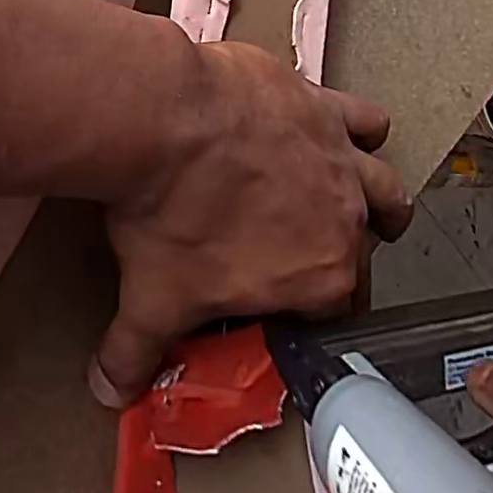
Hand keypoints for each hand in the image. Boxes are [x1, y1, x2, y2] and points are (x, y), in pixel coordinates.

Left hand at [88, 41, 410, 406]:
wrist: (165, 120)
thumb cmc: (169, 209)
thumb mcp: (149, 296)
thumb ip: (132, 353)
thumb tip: (108, 390)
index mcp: (319, 276)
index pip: (334, 306)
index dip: (309, 304)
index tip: (283, 293)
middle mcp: (344, 216)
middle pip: (364, 244)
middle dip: (345, 251)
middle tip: (309, 242)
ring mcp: (337, 154)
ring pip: (384, 183)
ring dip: (376, 194)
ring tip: (360, 193)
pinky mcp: (317, 102)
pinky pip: (359, 116)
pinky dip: (351, 123)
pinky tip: (325, 120)